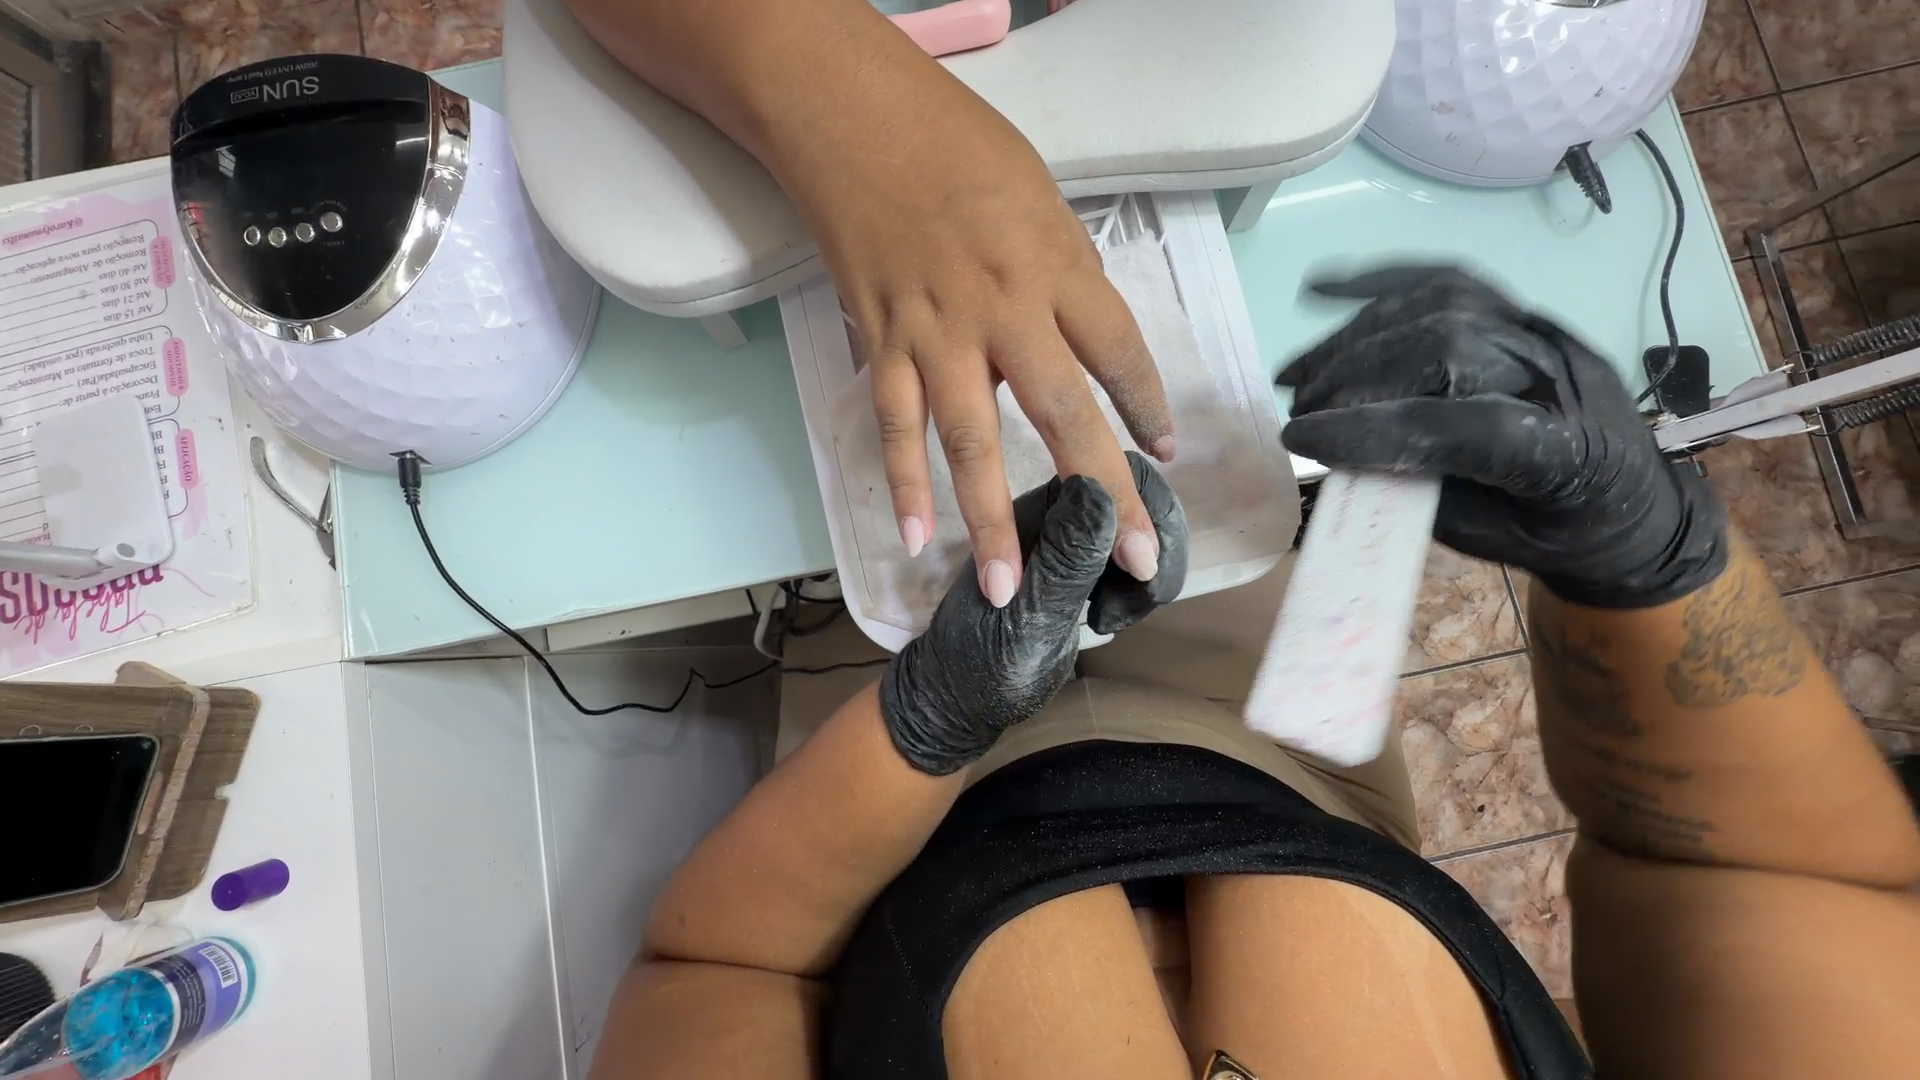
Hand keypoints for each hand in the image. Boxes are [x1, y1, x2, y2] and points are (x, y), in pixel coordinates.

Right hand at [792, 62, 1172, 609]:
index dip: (1149, 409)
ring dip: (990, 520)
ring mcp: (937, 336)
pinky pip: (895, 426)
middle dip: (1103, 493)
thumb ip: (1069, 282)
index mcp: (1057, 268)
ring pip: (970, 442)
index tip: (1165, 456)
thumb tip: (1092, 347)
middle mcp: (1003, 311)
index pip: (1121, 355)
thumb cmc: (959, 151)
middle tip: (1130, 560)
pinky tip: (914, 537)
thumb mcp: (1043, 203)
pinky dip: (902, 484)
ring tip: (1007, 587)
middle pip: (1064, 416)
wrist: (855, 121)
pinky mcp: (884, 346)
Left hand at [881, 453, 1187, 774]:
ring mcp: (1070, 539)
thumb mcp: (1029, 621)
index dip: (1141, 519)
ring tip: (1120, 615)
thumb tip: (1099, 486)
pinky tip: (1112, 617)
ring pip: (1141, 526)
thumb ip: (1066, 560)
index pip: (1112, 472)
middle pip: (1136, 493)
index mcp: (1035, 511)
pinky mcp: (1081, 566)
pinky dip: (1140, 585)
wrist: (960, 699)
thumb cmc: (983, 666)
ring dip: (1151, 569)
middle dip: (1155, 546)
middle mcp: (1055, 514)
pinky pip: (1131, 555)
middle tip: (1138, 601)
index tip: (1135, 579)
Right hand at [1277, 265, 1726, 608]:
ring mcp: (1539, 332)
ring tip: (1298, 373)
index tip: (1296, 439)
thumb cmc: (1551, 530)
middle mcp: (1555, 374)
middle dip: (1351, 377)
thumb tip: (1340, 457)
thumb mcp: (1484, 536)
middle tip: (1300, 410)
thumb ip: (1417, 491)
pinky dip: (1380, 282)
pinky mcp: (1519, 313)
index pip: (1454, 423)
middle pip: (1441, 346)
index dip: (1366, 429)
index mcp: (1558, 450)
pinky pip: (1448, 279)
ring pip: (1435, 306)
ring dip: (1351, 338)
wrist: (1627, 498)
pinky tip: (1324, 289)